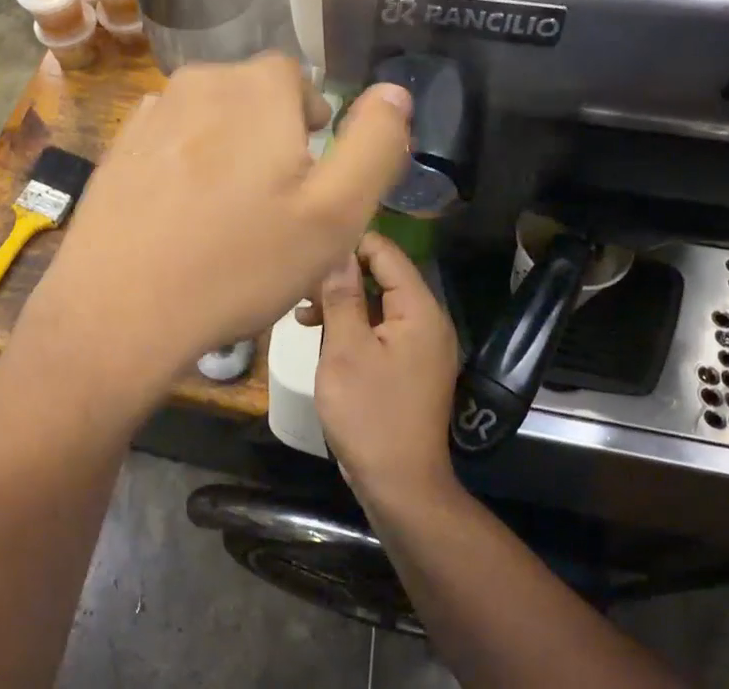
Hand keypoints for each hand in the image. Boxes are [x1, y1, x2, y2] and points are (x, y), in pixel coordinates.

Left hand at [19, 54, 412, 393]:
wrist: (119, 312)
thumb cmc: (240, 263)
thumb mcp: (336, 213)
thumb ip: (374, 145)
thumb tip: (394, 92)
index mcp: (255, 88)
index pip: (298, 80)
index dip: (312, 125)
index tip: (309, 181)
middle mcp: (199, 83)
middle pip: (252, 97)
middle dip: (270, 138)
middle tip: (273, 208)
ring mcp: (150, 115)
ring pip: (210, 121)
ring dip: (227, 153)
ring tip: (227, 219)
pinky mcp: (118, 150)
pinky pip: (171, 144)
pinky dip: (185, 169)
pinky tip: (182, 220)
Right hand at [313, 233, 461, 504]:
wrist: (400, 483)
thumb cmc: (369, 413)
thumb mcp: (345, 351)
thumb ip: (341, 297)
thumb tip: (336, 252)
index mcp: (419, 310)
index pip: (387, 253)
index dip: (349, 245)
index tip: (309, 250)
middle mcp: (428, 321)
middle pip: (384, 277)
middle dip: (341, 277)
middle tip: (299, 290)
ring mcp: (422, 346)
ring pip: (379, 305)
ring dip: (343, 304)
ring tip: (303, 317)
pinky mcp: (411, 367)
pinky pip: (382, 331)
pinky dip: (354, 328)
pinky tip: (323, 339)